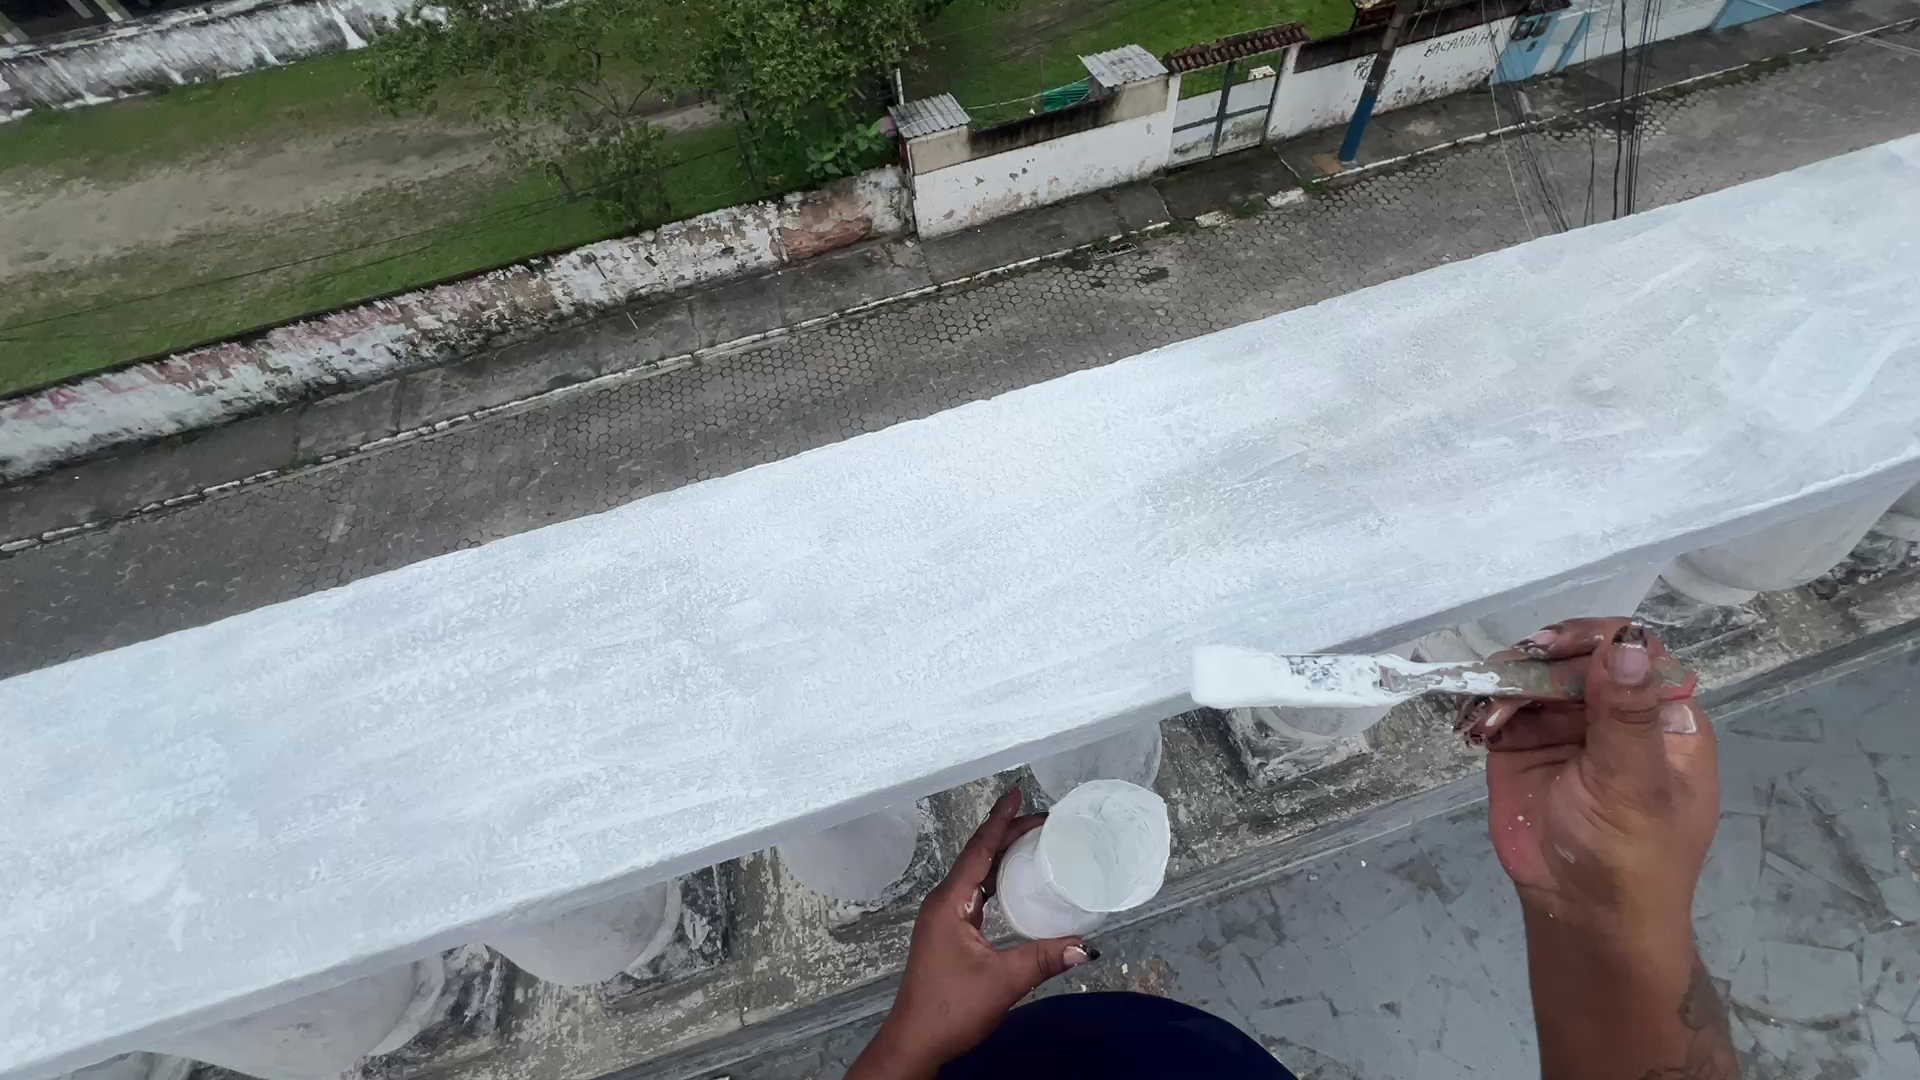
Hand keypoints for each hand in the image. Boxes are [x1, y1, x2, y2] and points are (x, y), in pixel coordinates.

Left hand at [847, 788, 1097, 1078]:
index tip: (1017, 793)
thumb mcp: (1002, 981)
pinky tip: (1012, 879)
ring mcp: (943, 914)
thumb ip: (1043, 959)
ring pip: (975, 871)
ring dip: (1000, 852)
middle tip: (1040, 818)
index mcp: (950, 900)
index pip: (979, 849)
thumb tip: (1085, 946)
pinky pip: (974, 889)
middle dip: (1006, 832)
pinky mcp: (947, 929)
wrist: (914, 1042)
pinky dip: (994, 875)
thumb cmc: (951, 1008)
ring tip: (1030, 838)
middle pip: (977, 854)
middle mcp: (943, 899)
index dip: (1000, 820)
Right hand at [1462, 617, 1719, 941]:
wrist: (1576, 907)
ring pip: (1530, 676)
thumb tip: (1628, 642)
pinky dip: (1481, 707)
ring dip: (1503, 686)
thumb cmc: (1628, 852)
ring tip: (1488, 718)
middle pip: (1574, 658)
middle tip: (1507, 673)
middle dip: (1538, 661)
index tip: (1554, 647)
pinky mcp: (1518, 741)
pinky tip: (1476, 728)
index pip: (1638, 654)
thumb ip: (1625, 714)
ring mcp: (1562, 727)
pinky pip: (1497, 705)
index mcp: (1662, 721)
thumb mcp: (1633, 783)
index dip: (1598, 639)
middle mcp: (1612, 715)